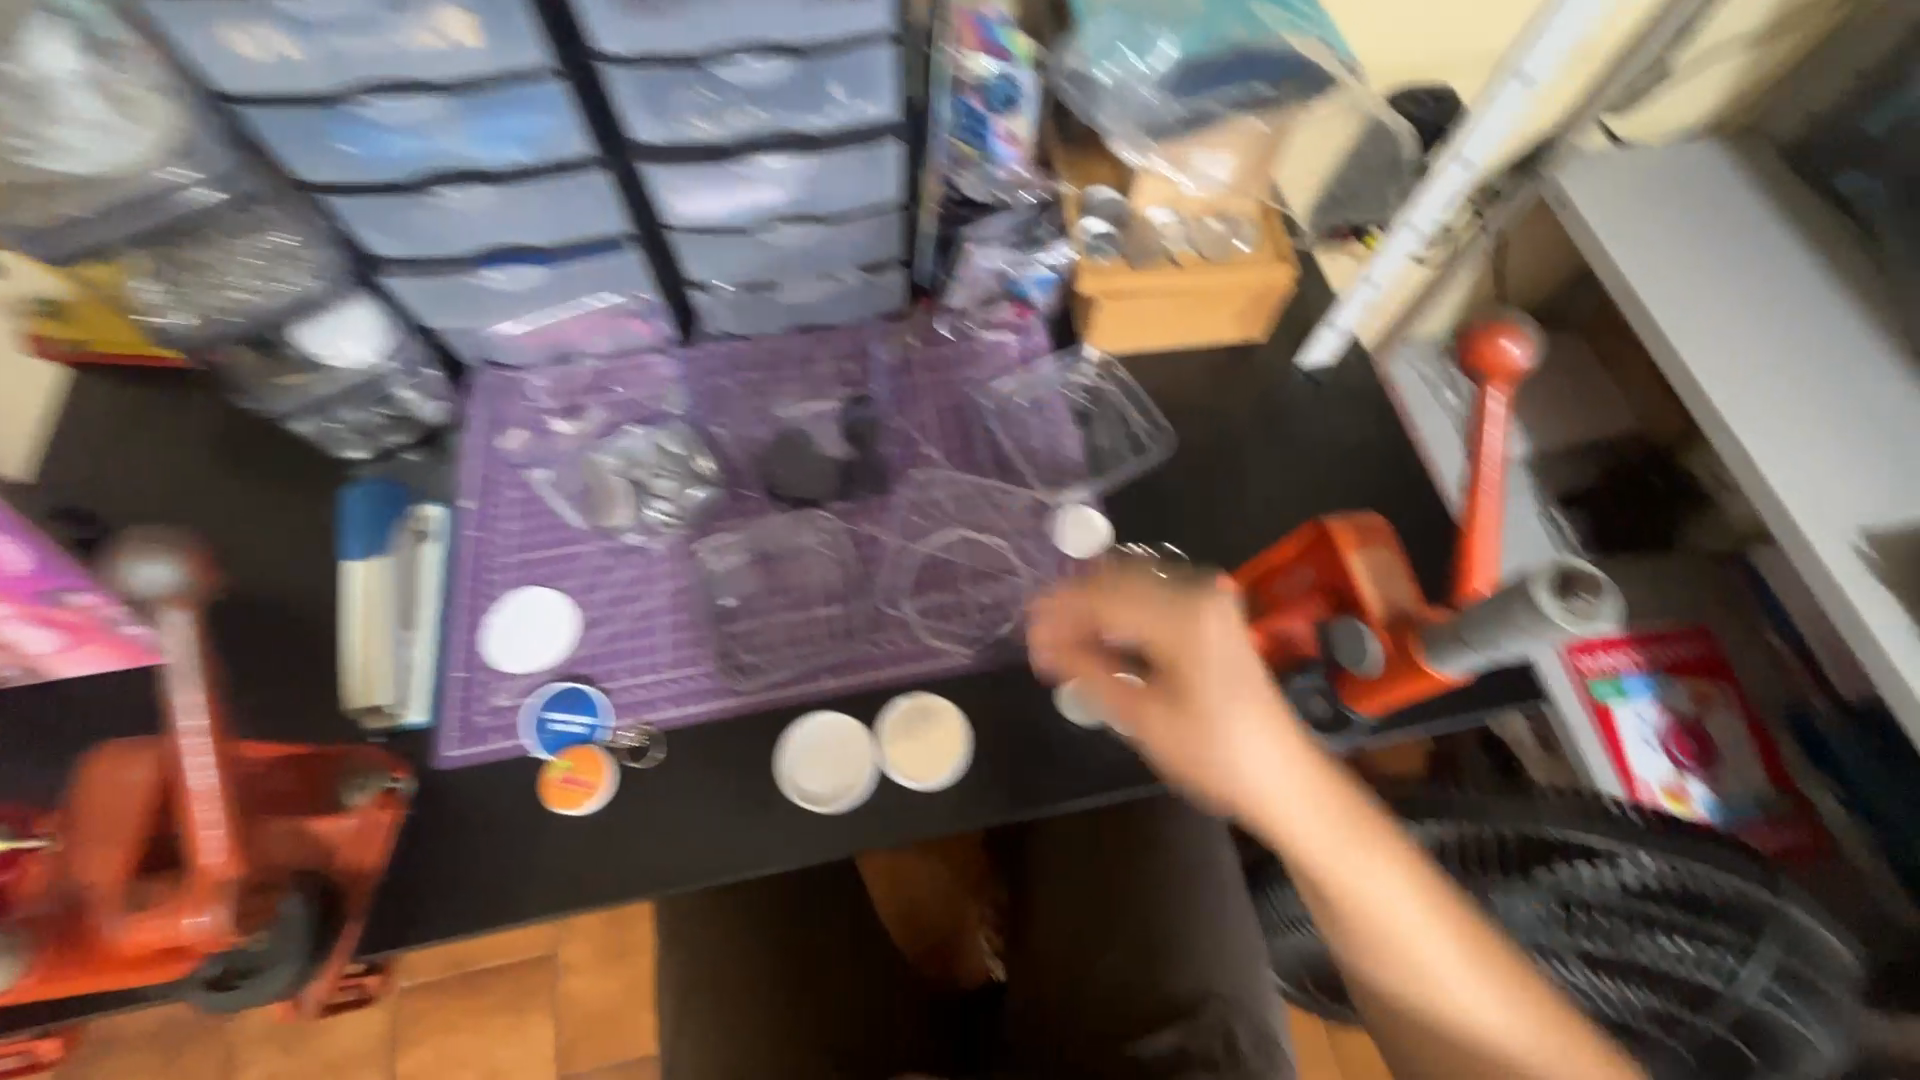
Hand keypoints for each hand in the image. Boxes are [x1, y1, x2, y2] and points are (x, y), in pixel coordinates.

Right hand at [1026, 559, 1314, 816]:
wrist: (1283, 775)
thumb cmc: (1214, 756)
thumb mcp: (1143, 718)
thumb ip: (1090, 672)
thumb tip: (1046, 646)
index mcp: (1182, 618)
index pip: (1101, 599)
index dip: (1058, 615)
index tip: (1026, 637)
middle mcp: (1197, 594)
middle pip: (1115, 581)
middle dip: (1071, 606)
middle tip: (1038, 638)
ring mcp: (1209, 599)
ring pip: (1131, 582)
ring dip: (1093, 605)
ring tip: (1062, 638)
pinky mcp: (1213, 612)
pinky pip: (1152, 594)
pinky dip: (1120, 609)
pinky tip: (1100, 634)